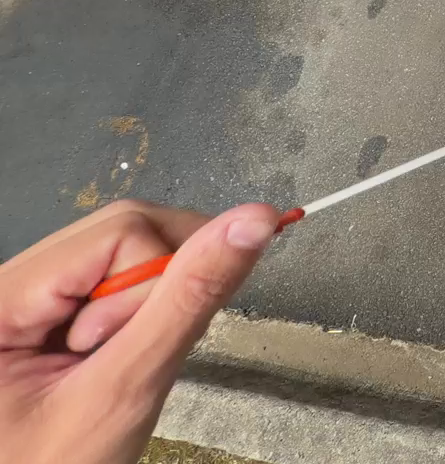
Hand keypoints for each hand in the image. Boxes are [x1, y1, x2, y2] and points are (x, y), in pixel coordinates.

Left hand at [0, 201, 280, 463]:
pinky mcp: (30, 310)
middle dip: (160, 277)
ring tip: (122, 351)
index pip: (122, 230)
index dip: (160, 272)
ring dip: (151, 292)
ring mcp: (11, 298)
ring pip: (122, 245)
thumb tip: (259, 217)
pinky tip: (116, 343)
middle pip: (122, 228)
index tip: (140, 339)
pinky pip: (108, 270)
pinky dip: (137, 301)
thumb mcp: (124, 389)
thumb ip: (190, 297)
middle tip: (140, 343)